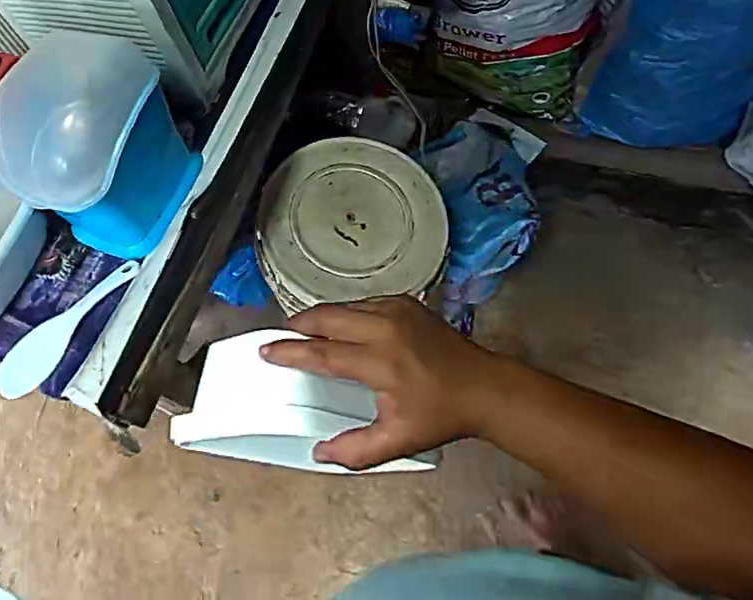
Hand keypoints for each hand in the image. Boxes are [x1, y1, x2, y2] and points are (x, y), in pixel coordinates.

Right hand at [259, 295, 506, 469]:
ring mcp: (393, 308)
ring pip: (341, 306)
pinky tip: (341, 327)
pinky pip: (360, 302)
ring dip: (320, 318)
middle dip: (298, 324)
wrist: (484, 385)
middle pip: (326, 317)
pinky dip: (344, 313)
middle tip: (282, 335)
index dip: (291, 352)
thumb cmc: (440, 415)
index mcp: (381, 362)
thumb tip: (319, 453)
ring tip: (307, 331)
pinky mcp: (402, 299)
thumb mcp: (401, 440)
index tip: (267, 350)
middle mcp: (383, 327)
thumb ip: (358, 450)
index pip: (323, 354)